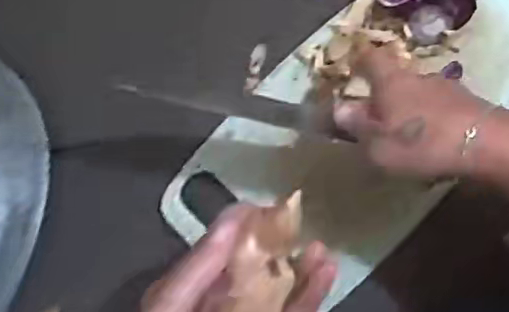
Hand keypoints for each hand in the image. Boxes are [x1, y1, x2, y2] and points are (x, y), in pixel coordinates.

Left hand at [140, 204, 334, 311]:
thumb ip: (193, 276)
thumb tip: (233, 216)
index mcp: (181, 307)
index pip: (206, 263)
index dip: (234, 232)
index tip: (263, 207)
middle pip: (246, 276)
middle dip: (275, 248)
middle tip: (298, 223)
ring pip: (275, 296)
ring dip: (300, 270)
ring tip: (320, 248)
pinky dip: (311, 295)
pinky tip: (327, 271)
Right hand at [334, 48, 502, 180]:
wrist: (482, 140)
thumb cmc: (421, 143)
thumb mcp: (377, 144)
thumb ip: (358, 125)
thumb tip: (341, 105)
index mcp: (393, 82)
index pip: (374, 58)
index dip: (360, 58)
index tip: (350, 62)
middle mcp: (419, 76)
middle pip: (396, 79)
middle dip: (383, 95)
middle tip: (371, 119)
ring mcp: (445, 86)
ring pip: (417, 93)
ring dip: (407, 109)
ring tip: (400, 136)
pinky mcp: (464, 100)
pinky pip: (435, 106)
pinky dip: (427, 118)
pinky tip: (427, 140)